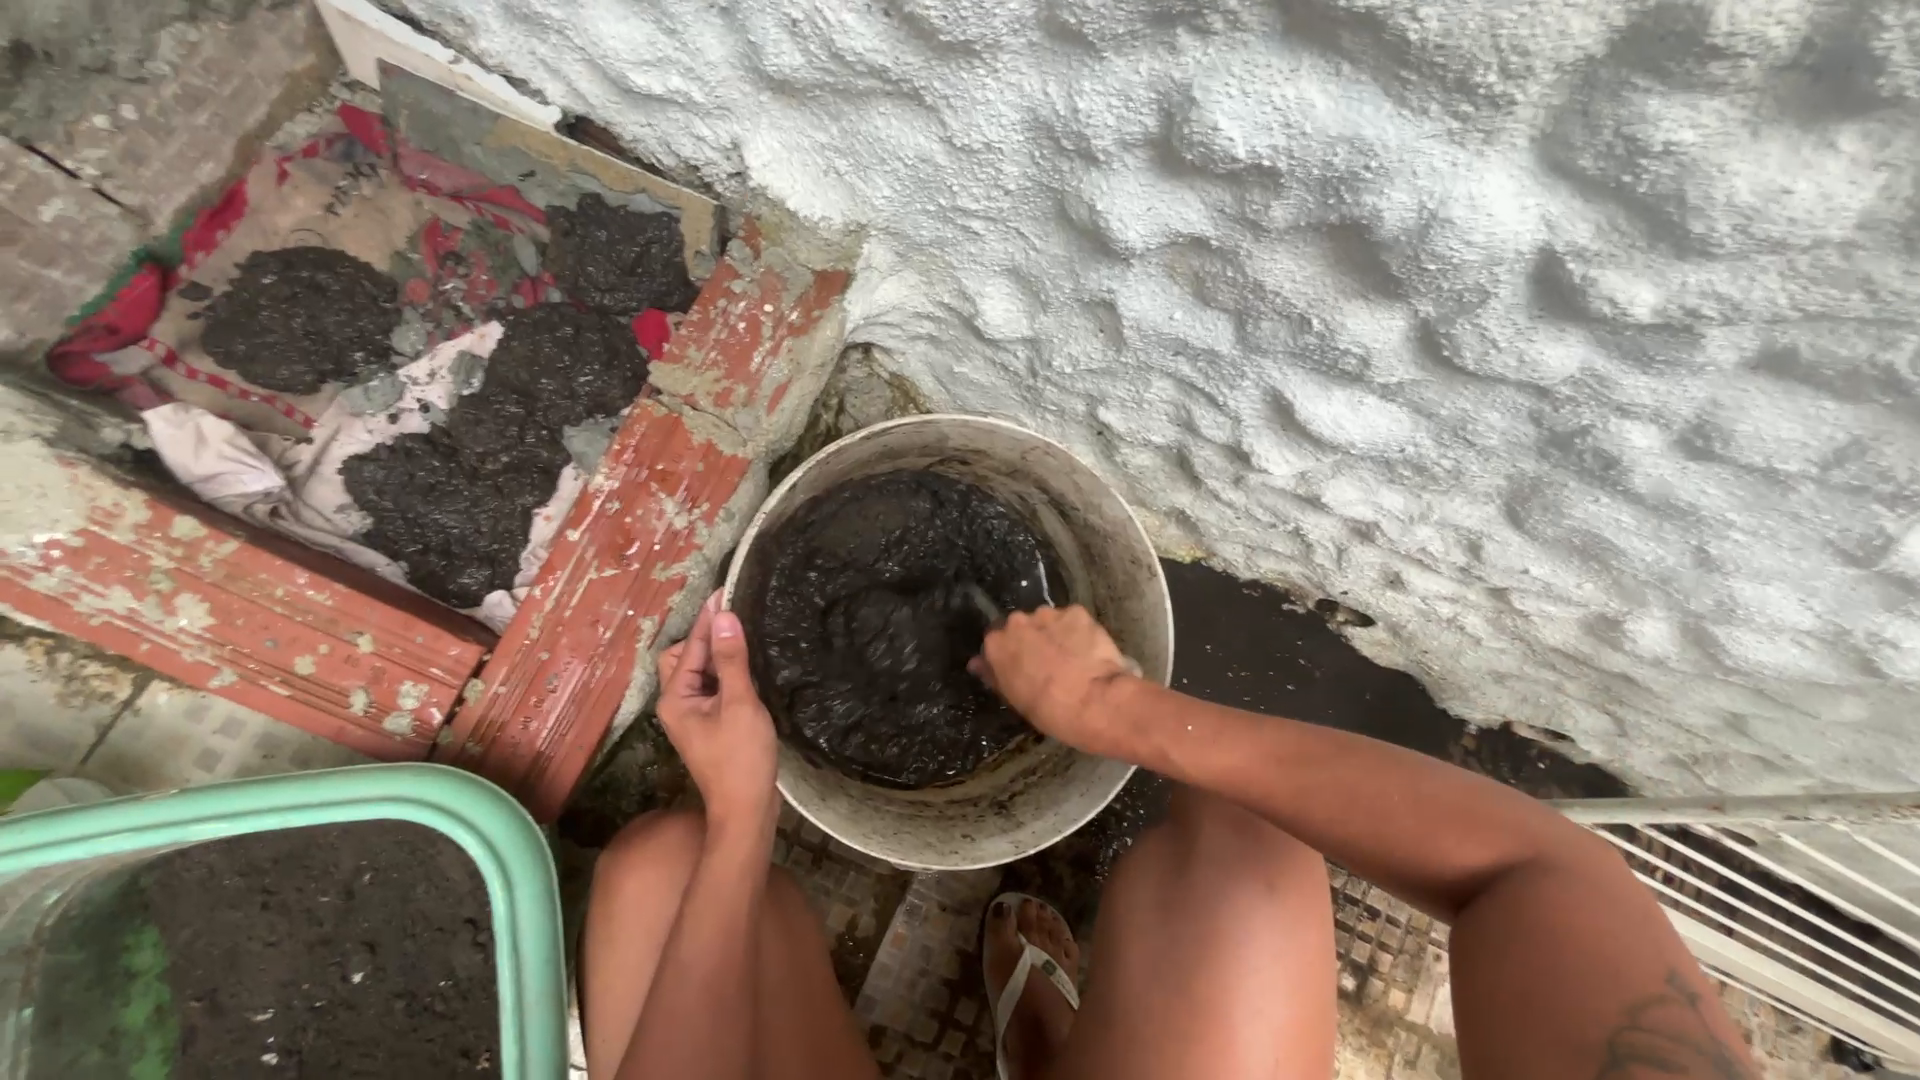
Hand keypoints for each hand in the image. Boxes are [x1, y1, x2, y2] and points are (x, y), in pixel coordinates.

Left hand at [656, 592, 778, 834]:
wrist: (745, 809)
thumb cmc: (741, 757)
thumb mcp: (739, 704)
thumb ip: (732, 660)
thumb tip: (725, 617)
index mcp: (676, 697)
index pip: (693, 646)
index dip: (710, 619)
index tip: (727, 591)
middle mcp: (678, 704)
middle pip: (686, 656)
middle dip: (708, 637)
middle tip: (738, 621)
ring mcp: (693, 716)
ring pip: (701, 672)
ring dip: (719, 655)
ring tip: (746, 639)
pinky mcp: (710, 724)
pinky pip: (713, 687)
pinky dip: (727, 673)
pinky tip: (749, 669)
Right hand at [969, 605, 1140, 758]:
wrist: (1093, 701)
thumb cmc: (1048, 709)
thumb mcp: (1014, 698)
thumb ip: (993, 675)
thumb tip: (976, 663)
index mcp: (997, 644)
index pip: (996, 642)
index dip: (1010, 655)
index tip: (1021, 668)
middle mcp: (1017, 622)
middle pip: (1021, 627)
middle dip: (1031, 640)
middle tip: (1047, 662)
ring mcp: (1048, 614)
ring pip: (1047, 620)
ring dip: (1054, 633)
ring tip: (1071, 656)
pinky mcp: (1077, 612)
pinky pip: (1073, 620)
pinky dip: (1078, 631)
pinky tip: (1088, 650)